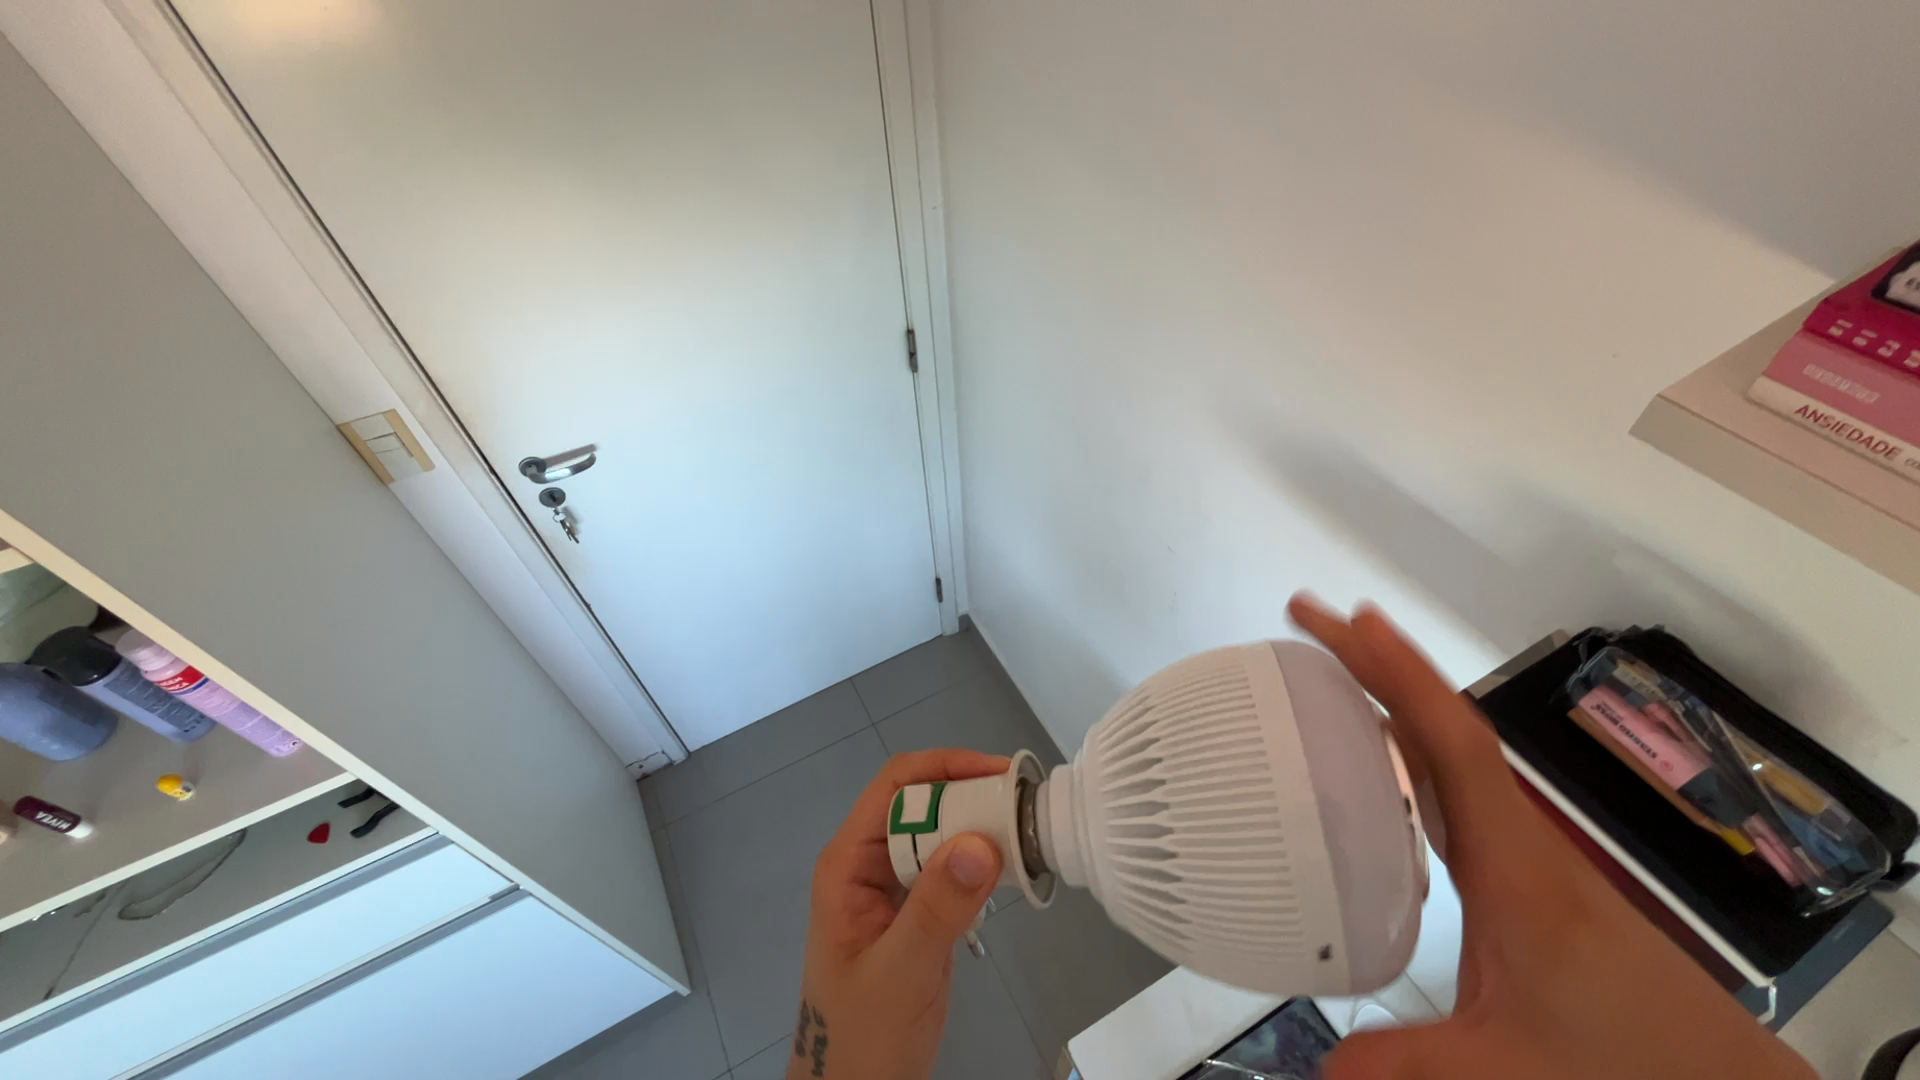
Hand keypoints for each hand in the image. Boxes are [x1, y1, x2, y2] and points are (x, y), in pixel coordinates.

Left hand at [787, 749, 1007, 1079]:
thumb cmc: (863, 1034)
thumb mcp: (900, 971)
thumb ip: (938, 908)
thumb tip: (982, 841)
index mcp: (848, 863)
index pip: (894, 788)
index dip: (943, 767)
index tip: (997, 774)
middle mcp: (868, 864)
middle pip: (920, 805)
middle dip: (969, 796)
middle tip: (1023, 805)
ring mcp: (893, 889)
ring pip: (938, 835)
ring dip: (978, 828)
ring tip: (1025, 830)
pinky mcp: (917, 913)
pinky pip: (949, 870)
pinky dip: (980, 863)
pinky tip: (1012, 870)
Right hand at [1288, 595, 1815, 1079]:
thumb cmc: (1625, 1064)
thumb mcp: (1504, 1072)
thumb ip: (1400, 1069)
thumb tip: (1307, 1071)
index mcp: (1510, 859)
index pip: (1452, 741)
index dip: (1399, 674)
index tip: (1347, 620)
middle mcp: (1514, 834)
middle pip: (1443, 723)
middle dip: (1378, 662)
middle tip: (1310, 620)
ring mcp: (1519, 848)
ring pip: (1450, 748)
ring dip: (1393, 695)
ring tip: (1332, 667)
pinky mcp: (1519, 871)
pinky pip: (1452, 784)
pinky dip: (1410, 745)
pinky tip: (1379, 756)